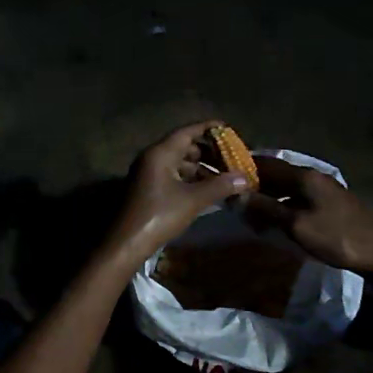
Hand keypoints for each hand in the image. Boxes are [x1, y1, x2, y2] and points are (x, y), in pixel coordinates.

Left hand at [106, 122, 251, 258]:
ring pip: (180, 163)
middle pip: (184, 146)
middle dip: (209, 151)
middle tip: (231, 157)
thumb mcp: (193, 200)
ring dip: (201, 168)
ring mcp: (149, 174)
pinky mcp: (149, 189)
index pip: (187, 131)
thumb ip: (220, 186)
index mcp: (160, 153)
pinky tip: (208, 189)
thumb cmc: (159, 215)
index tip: (228, 129)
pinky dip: (191, 179)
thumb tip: (245, 178)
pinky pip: (174, 176)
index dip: (208, 128)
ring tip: (224, 176)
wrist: (127, 243)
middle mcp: (153, 158)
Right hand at [240, 156, 372, 277]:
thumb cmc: (337, 237)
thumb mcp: (297, 226)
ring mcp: (323, 190)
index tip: (221, 173)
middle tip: (230, 195)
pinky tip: (272, 219)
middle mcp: (313, 176)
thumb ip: (266, 209)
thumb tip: (236, 194)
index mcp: (304, 176)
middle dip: (252, 182)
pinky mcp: (329, 204)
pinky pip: (296, 198)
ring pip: (286, 187)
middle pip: (276, 174)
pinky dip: (281, 205)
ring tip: (246, 210)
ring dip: (266, 195)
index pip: (266, 163)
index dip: (242, 167)